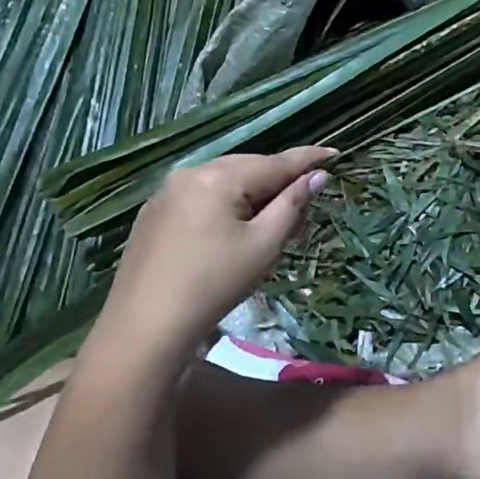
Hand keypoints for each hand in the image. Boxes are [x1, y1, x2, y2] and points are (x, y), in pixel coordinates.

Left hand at [97, 146, 334, 363]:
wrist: (145, 326)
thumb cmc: (214, 285)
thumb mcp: (263, 246)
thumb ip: (291, 206)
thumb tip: (316, 176)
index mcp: (217, 177)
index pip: (274, 162)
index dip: (307, 159)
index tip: (334, 153)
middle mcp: (188, 172)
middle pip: (245, 168)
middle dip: (277, 180)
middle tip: (306, 198)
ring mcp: (165, 192)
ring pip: (221, 181)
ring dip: (250, 193)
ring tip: (272, 216)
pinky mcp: (152, 213)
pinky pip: (198, 196)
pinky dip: (223, 204)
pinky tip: (229, 227)